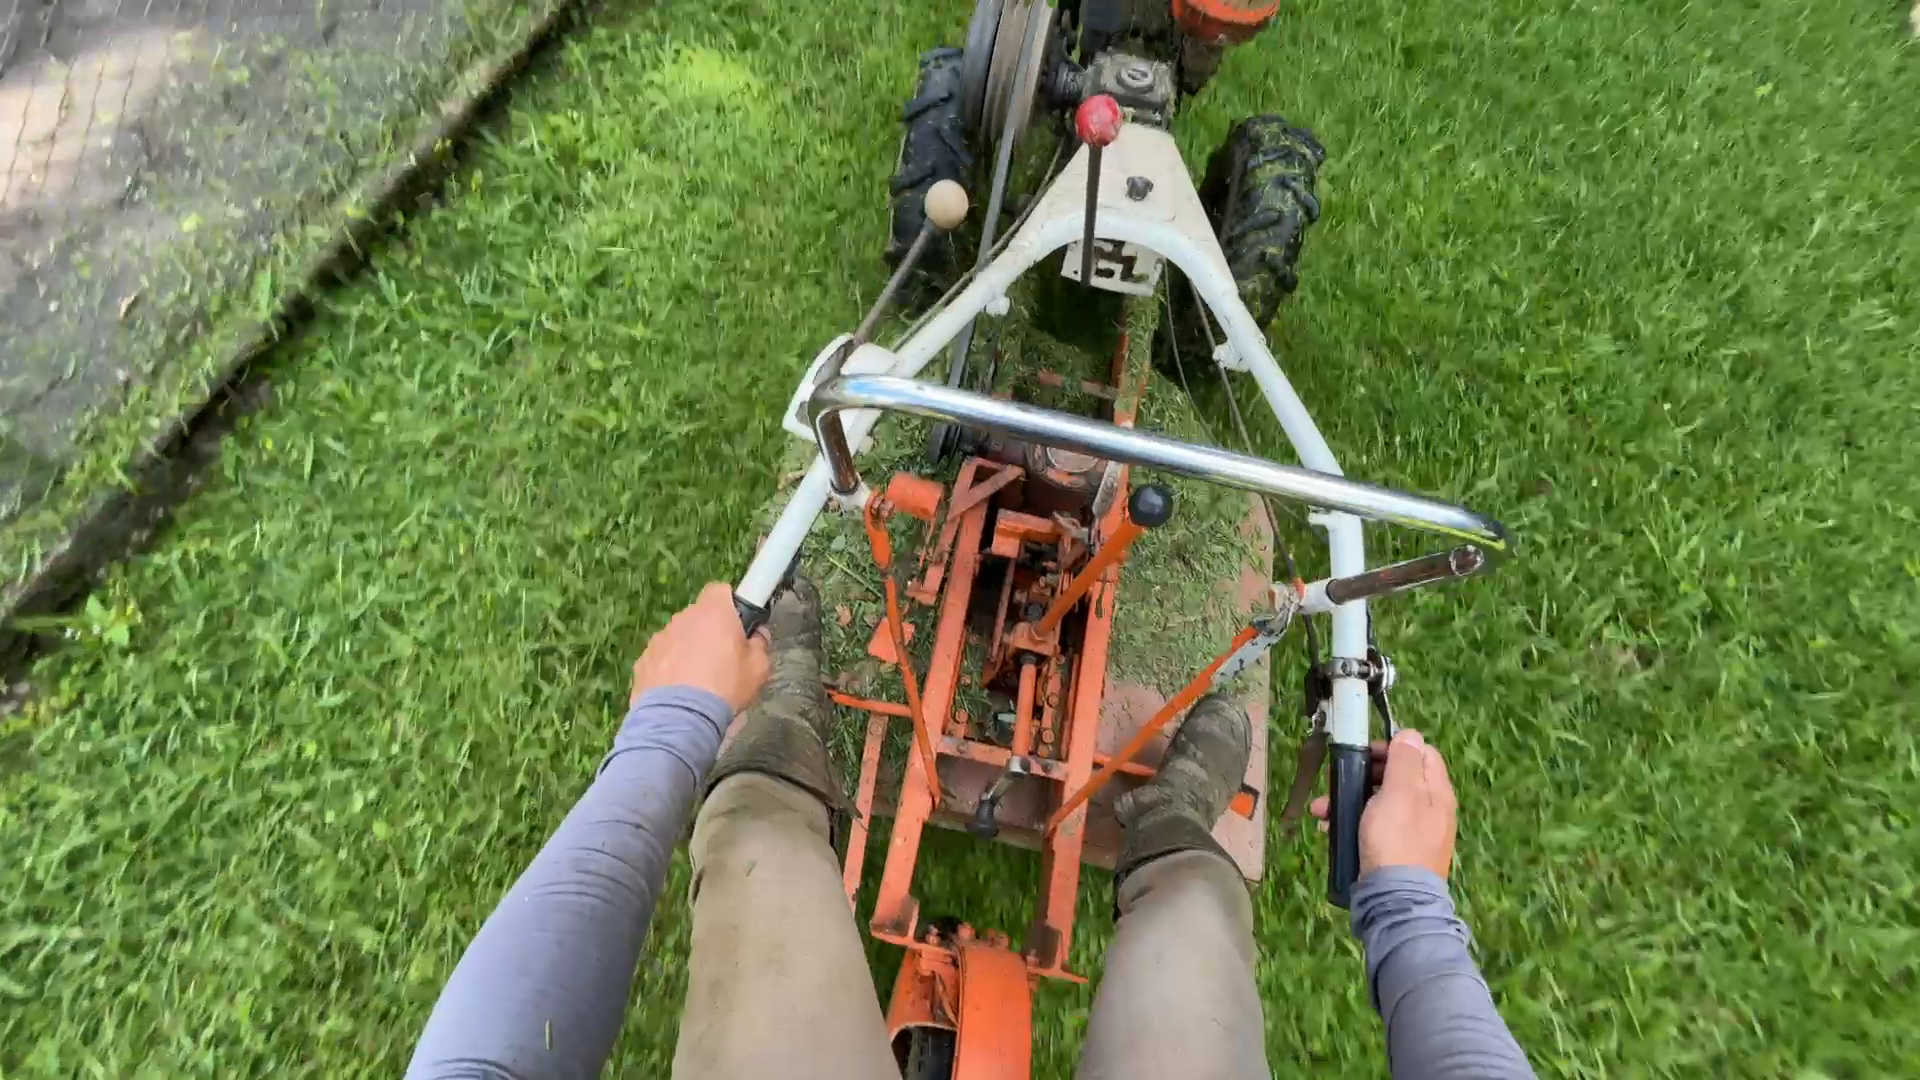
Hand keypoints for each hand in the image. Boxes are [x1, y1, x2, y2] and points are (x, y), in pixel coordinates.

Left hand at [630, 583, 770, 712]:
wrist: (679, 719)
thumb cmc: (726, 686)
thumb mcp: (759, 667)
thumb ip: (760, 644)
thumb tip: (755, 637)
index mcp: (714, 611)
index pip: (721, 590)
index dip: (731, 604)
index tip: (739, 625)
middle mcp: (684, 618)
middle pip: (700, 616)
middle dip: (711, 631)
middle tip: (724, 658)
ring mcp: (660, 639)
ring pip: (680, 637)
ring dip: (689, 650)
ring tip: (700, 681)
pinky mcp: (643, 661)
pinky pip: (663, 658)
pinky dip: (671, 669)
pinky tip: (681, 693)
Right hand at [1310, 729, 1456, 879]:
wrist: (1395, 898)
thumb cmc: (1396, 839)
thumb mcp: (1399, 793)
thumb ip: (1404, 762)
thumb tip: (1410, 734)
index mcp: (1435, 793)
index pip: (1422, 753)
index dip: (1393, 747)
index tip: (1366, 753)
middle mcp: (1428, 809)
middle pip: (1397, 775)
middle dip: (1363, 774)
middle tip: (1342, 779)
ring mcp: (1413, 830)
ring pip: (1379, 799)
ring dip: (1350, 797)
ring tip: (1323, 808)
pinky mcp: (1395, 847)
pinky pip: (1373, 822)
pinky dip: (1353, 819)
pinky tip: (1332, 826)